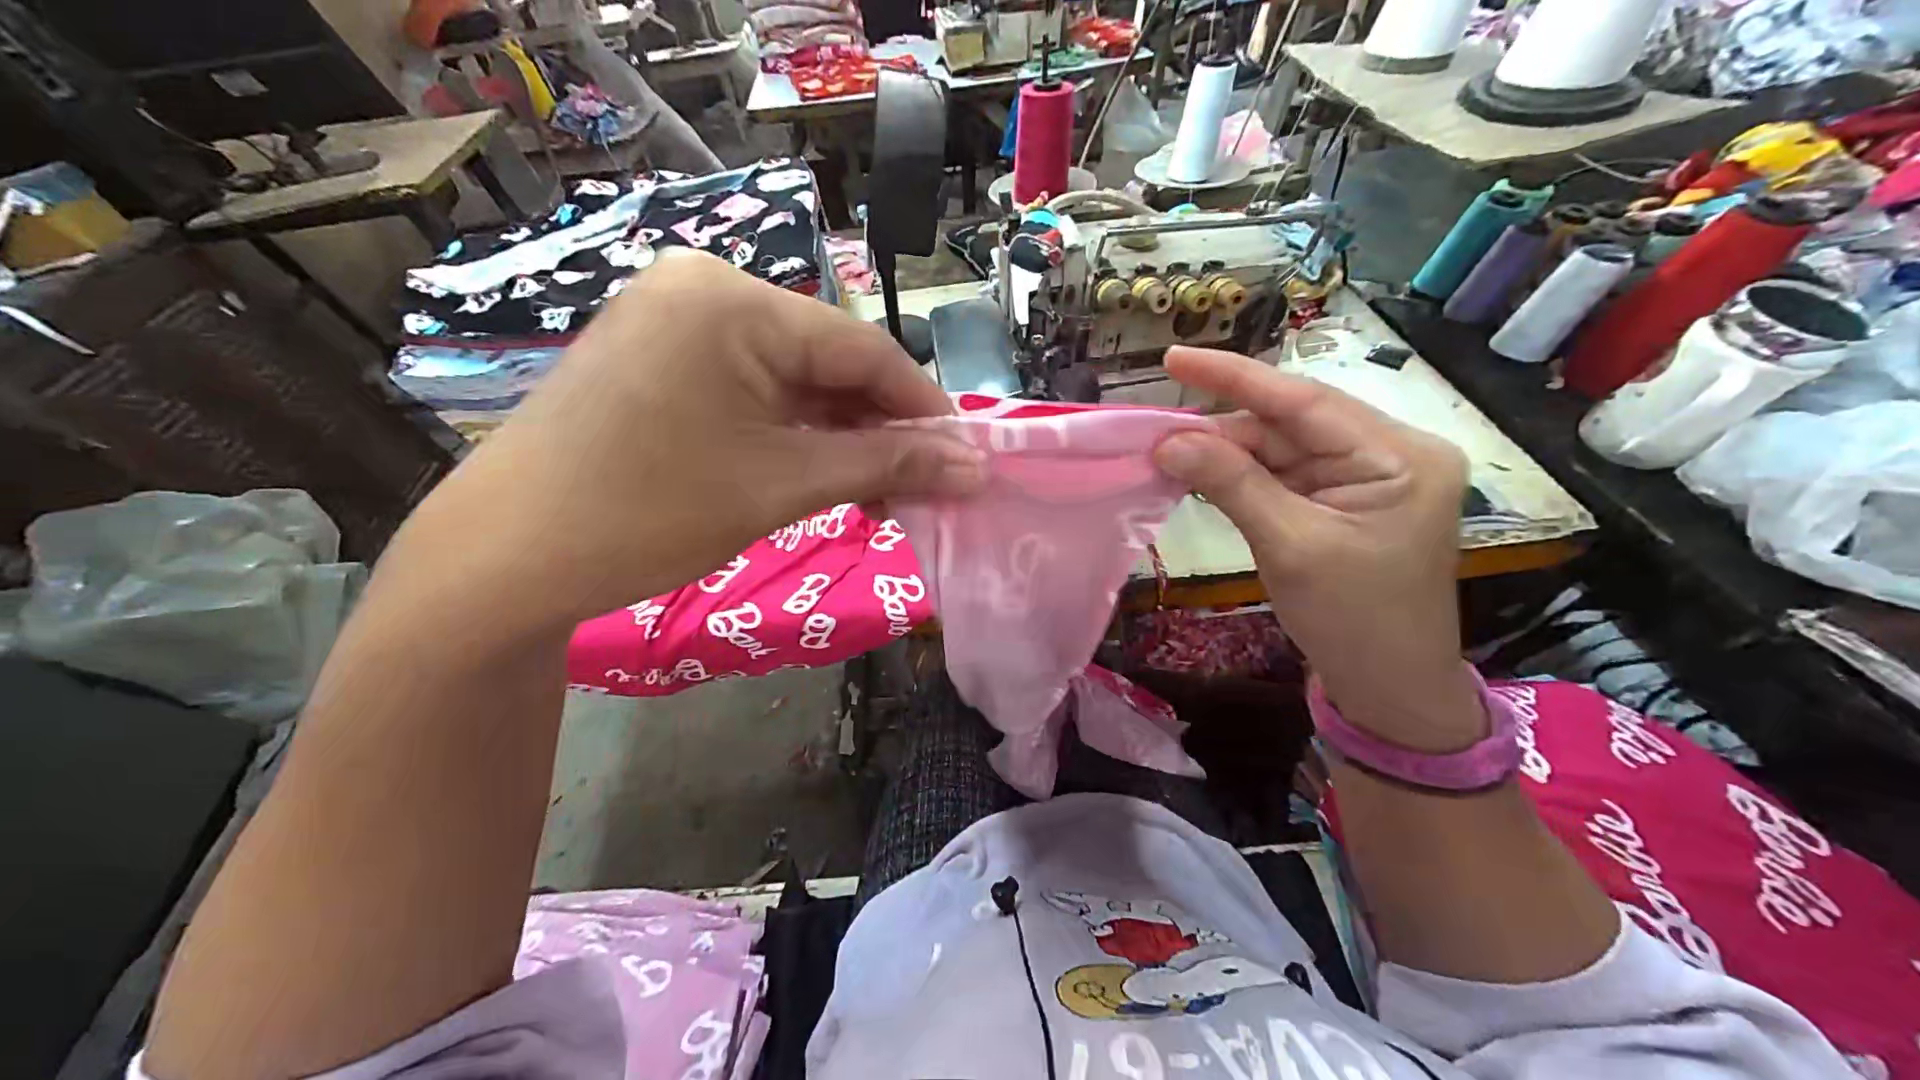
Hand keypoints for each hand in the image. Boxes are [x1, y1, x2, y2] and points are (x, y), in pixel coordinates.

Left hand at [386, 249, 985, 631]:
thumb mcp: (785, 485)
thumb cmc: (652, 512)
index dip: (922, 406)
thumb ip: (889, 465)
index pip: (862, 348)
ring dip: (837, 434)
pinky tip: (818, 471)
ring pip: (790, 376)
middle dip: (878, 427)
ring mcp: (673, 318)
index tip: (963, 458)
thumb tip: (975, 467)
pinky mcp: (656, 353)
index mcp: (735, 301)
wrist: (507, 556)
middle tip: (918, 486)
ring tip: (875, 492)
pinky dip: (790, 430)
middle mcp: (704, 287)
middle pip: (826, 359)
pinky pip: (748, 385)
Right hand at [1152, 347, 1483, 750]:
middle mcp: (1388, 453)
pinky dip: (1241, 477)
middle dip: (1223, 427)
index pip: (1305, 401)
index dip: (1235, 377)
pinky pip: (1283, 475)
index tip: (1175, 358)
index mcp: (1399, 455)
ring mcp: (1365, 478)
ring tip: (1168, 455)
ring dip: (1226, 454)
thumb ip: (1231, 484)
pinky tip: (1202, 474)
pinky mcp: (1343, 501)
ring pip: (1281, 449)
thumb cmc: (1354, 620)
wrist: (1389, 687)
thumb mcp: (1289, 546)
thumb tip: (1168, 441)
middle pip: (1290, 423)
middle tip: (1157, 433)